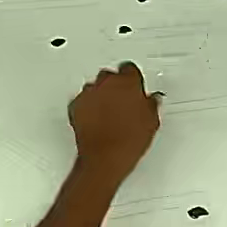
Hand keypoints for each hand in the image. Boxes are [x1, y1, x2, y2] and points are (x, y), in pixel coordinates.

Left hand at [69, 62, 160, 178]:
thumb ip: (151, 104)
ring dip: (101, 95)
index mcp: (128, 81)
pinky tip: (97, 119)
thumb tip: (151, 101)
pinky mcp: (75, 105)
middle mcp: (106, 82)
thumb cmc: (127, 140)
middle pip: (111, 75)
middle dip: (116, 85)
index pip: (130, 68)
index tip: (136, 87)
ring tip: (109, 112)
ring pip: (95, 87)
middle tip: (124, 101)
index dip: (134, 79)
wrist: (105, 158)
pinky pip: (83, 100)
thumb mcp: (151, 121)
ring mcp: (89, 93)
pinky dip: (88, 106)